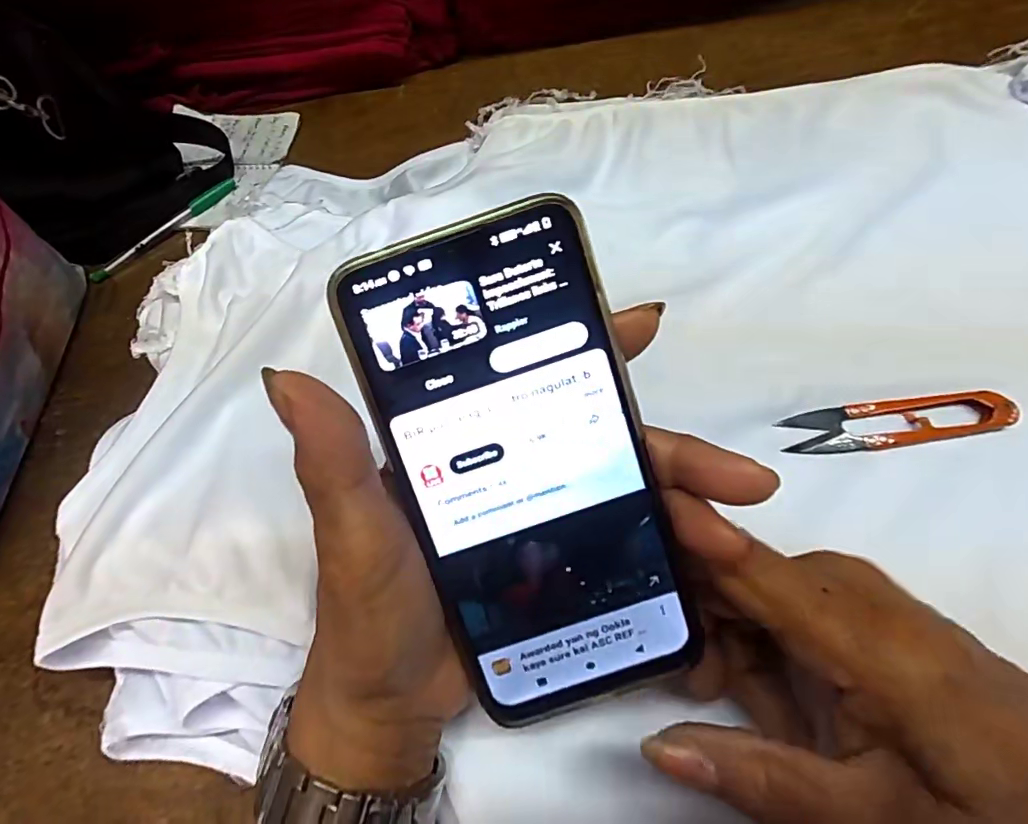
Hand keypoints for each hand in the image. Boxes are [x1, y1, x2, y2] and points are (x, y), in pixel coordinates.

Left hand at [262, 301, 777, 789]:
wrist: (390, 705)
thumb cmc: (367, 610)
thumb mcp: (350, 529)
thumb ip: (330, 458)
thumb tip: (286, 380)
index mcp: (474, 442)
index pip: (537, 378)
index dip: (592, 347)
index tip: (645, 323)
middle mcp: (521, 465)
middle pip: (611, 441)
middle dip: (678, 453)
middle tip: (741, 479)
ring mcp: (550, 514)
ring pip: (633, 493)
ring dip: (689, 508)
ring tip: (735, 537)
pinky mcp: (567, 563)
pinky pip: (631, 545)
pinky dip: (673, 550)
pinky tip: (710, 566)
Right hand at [646, 539, 1027, 823]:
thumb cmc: (992, 809)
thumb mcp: (871, 816)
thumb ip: (759, 776)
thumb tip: (655, 747)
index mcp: (852, 627)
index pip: (741, 561)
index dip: (679, 540)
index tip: (621, 533)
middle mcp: (848, 588)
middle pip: (738, 575)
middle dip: (701, 623)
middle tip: (689, 687)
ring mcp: (859, 593)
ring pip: (758, 593)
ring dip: (735, 646)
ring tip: (745, 712)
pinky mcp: (867, 608)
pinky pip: (789, 609)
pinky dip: (768, 651)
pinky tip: (779, 704)